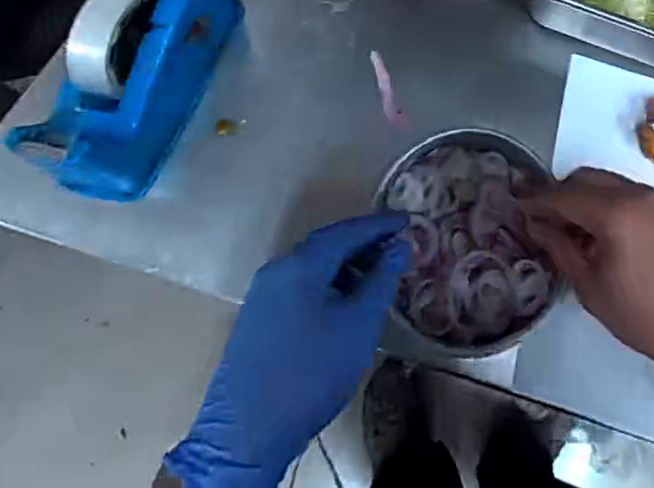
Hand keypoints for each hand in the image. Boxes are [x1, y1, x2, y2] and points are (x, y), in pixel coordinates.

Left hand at [165, 212, 409, 487]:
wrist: (246, 434)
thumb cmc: (311, 374)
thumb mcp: (358, 326)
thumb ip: (382, 280)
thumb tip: (400, 245)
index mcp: (302, 263)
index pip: (348, 230)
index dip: (380, 225)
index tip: (407, 220)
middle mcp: (279, 267)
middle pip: (328, 243)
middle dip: (363, 243)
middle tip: (396, 247)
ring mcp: (264, 291)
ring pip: (313, 265)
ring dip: (346, 265)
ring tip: (376, 278)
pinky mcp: (258, 315)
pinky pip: (299, 284)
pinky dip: (327, 283)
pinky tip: (344, 302)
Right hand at [521, 168, 653, 378]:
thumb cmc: (645, 316)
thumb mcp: (591, 287)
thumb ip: (559, 247)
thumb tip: (535, 224)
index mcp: (613, 211)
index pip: (563, 196)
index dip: (536, 201)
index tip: (514, 204)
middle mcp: (633, 193)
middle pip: (583, 179)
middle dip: (558, 194)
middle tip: (538, 217)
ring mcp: (652, 197)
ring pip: (604, 181)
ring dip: (581, 196)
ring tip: (565, 227)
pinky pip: (623, 191)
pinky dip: (602, 201)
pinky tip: (595, 231)